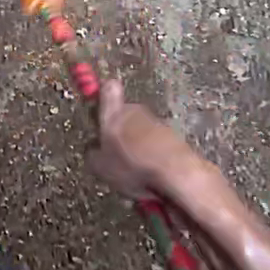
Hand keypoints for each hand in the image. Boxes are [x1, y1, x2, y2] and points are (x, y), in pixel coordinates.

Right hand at [88, 79, 202, 198]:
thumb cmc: (133, 164)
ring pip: (141, 134)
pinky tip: (152, 180)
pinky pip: (157, 147)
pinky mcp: (175, 138)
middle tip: (115, 156)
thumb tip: (93, 152)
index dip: (103, 95)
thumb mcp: (100, 166)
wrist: (176, 173)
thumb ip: (92, 155)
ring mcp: (157, 124)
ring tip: (135, 175)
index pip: (108, 89)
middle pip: (124, 116)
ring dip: (138, 150)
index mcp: (114, 112)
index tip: (99, 107)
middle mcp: (137, 112)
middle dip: (120, 134)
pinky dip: (153, 160)